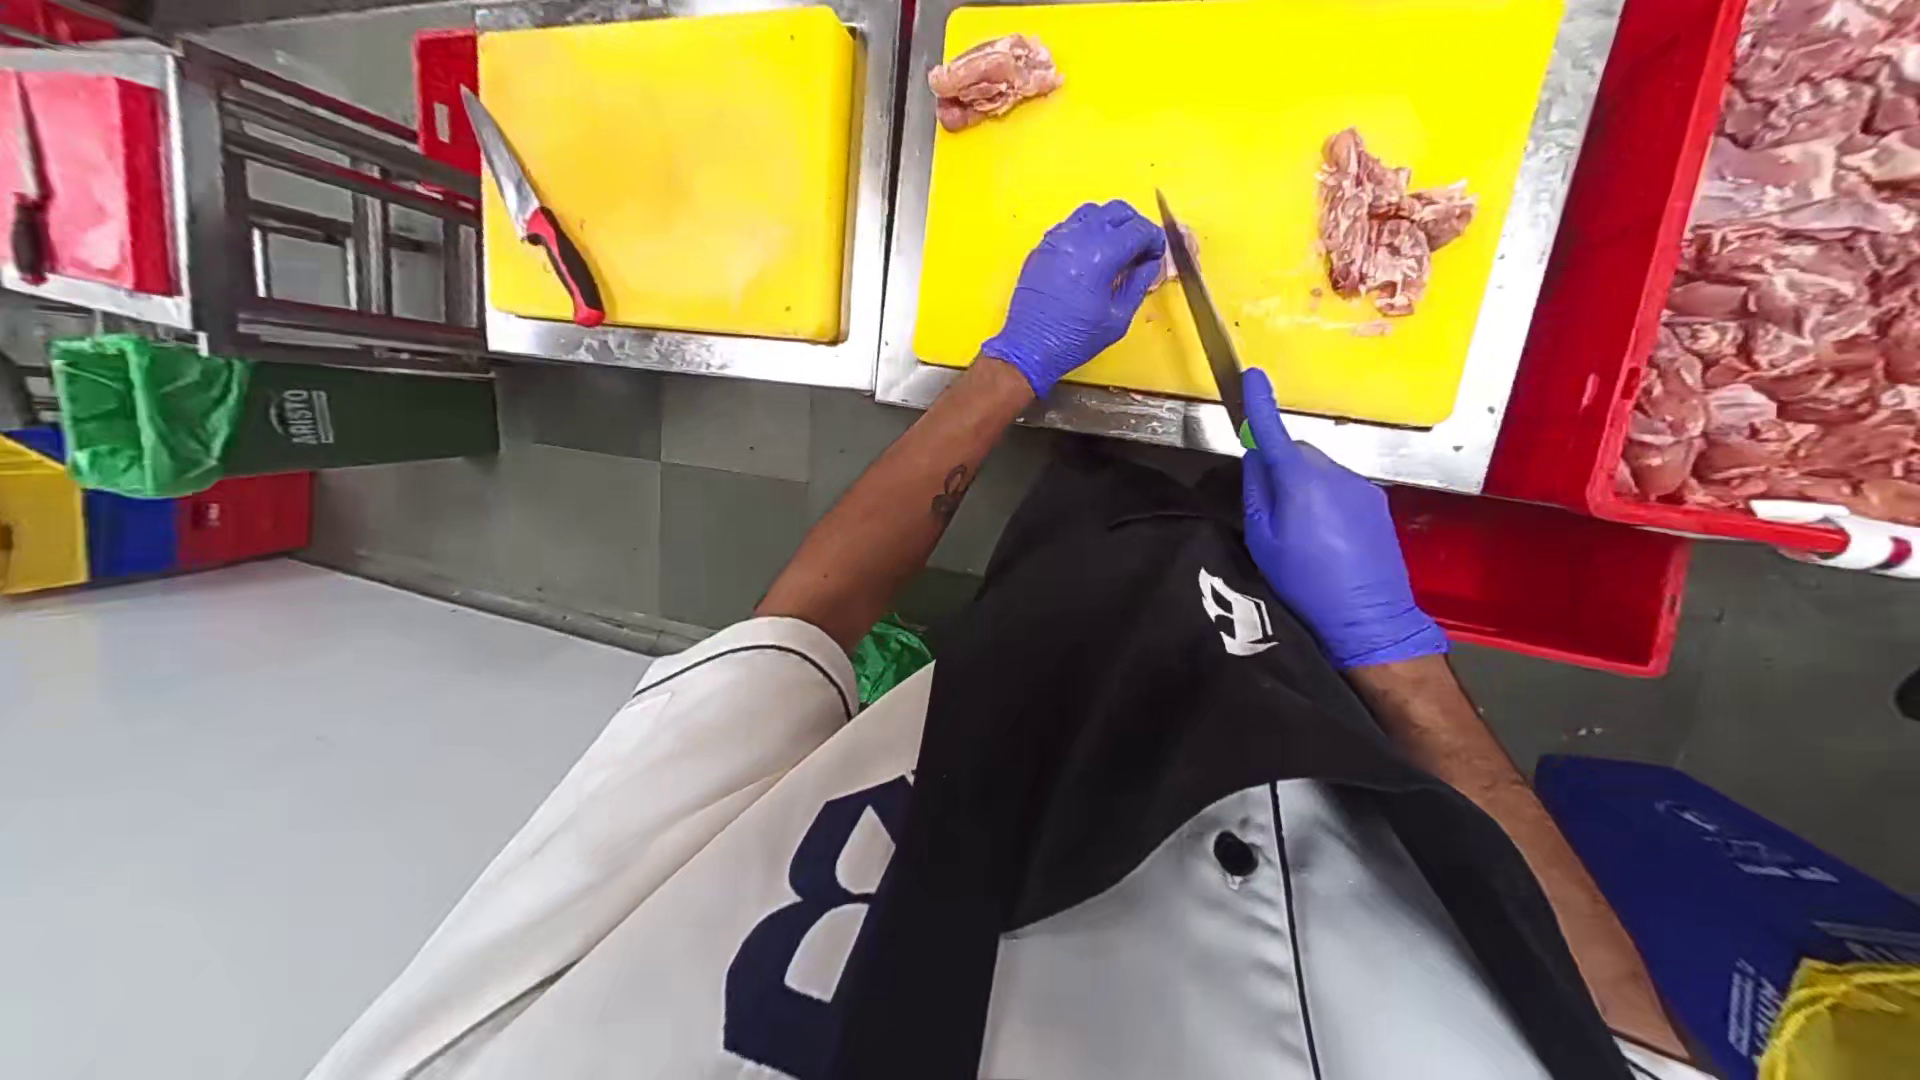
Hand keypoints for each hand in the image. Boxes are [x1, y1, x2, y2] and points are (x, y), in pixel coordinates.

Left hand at [982, 200, 1165, 396]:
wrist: (1029, 348)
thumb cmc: (1074, 340)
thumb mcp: (1117, 320)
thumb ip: (1138, 285)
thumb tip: (1150, 264)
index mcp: (1101, 255)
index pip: (1138, 229)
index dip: (1154, 240)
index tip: (1155, 255)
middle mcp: (1078, 238)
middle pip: (1116, 210)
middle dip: (1134, 225)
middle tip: (1139, 249)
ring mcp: (1056, 240)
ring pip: (1091, 213)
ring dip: (1109, 224)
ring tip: (1114, 249)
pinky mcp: (1041, 248)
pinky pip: (1069, 226)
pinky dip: (1085, 232)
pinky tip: (1088, 255)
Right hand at [1240, 368, 1447, 668]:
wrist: (1368, 616)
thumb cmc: (1303, 580)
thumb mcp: (1262, 539)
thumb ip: (1255, 492)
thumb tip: (1255, 458)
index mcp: (1300, 482)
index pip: (1274, 433)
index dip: (1261, 404)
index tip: (1253, 376)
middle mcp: (1334, 474)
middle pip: (1296, 452)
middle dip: (1279, 466)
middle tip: (1267, 507)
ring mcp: (1360, 487)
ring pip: (1318, 470)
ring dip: (1302, 485)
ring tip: (1298, 529)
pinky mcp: (1376, 503)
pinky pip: (1339, 486)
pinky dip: (1323, 497)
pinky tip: (1323, 535)